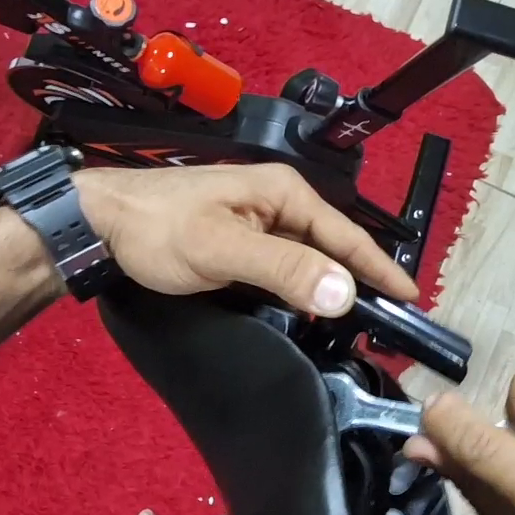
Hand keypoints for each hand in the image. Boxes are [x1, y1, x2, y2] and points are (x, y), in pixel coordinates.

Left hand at [73, 164, 417, 315]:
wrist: (101, 221)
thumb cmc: (159, 229)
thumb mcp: (221, 249)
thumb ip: (283, 269)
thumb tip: (344, 294)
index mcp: (283, 192)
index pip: (346, 235)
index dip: (380, 269)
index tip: (412, 299)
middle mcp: (279, 201)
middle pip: (332, 246)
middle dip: (361, 280)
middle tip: (389, 322)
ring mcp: (259, 219)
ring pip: (310, 258)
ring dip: (333, 286)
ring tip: (361, 321)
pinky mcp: (243, 238)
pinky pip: (287, 264)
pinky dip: (304, 286)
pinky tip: (311, 308)